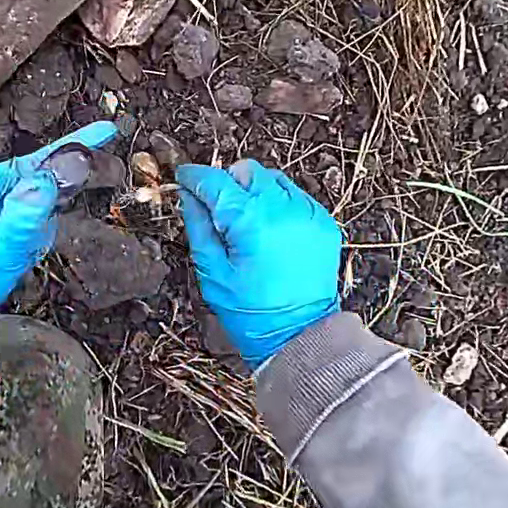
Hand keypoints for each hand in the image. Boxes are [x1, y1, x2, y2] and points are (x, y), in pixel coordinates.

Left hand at [0, 120, 119, 324]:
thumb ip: (28, 212)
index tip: (106, 130)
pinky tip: (15, 254)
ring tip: (18, 255)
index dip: (77, 147)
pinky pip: (24, 216)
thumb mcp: (2, 248)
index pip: (40, 159)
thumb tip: (54, 176)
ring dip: (38, 228)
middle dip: (50, 208)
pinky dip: (29, 235)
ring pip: (36, 202)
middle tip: (41, 234)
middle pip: (40, 178)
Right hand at [176, 160, 341, 368]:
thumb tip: (188, 195)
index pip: (216, 182)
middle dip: (227, 184)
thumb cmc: (253, 313)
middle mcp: (284, 210)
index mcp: (252, 222)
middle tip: (219, 211)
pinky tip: (270, 231)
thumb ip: (199, 227)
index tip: (184, 177)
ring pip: (272, 179)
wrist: (300, 336)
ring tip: (247, 224)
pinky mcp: (323, 222)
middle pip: (246, 171)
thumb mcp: (213, 272)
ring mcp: (307, 214)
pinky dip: (278, 205)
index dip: (195, 177)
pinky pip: (294, 196)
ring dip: (254, 192)